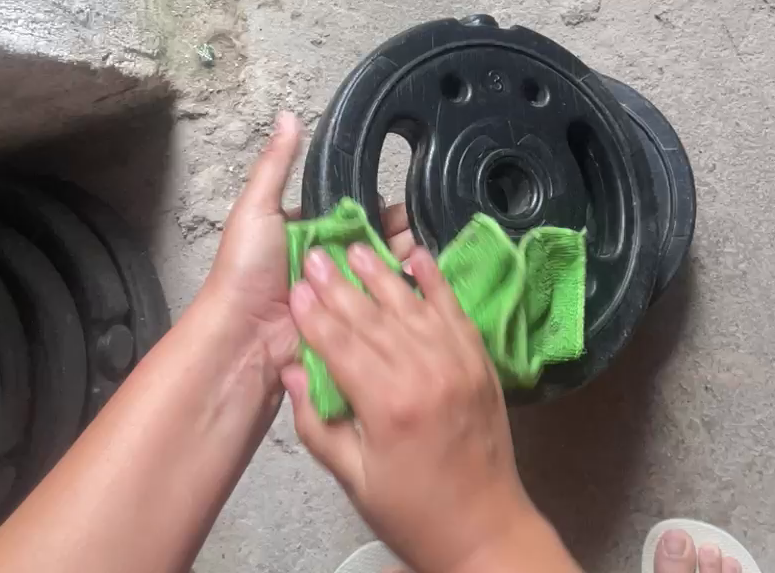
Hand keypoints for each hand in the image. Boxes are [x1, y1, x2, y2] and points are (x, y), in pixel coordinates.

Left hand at [201, 110, 419, 383]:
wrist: (243, 335)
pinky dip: (395, 289)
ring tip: (423, 248)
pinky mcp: (348, 318)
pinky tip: (416, 277)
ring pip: (379, 268)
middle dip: (397, 232)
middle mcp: (327, 259)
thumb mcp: (257, 209)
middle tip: (421, 226)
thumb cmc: (246, 270)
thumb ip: (276, 164)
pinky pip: (377, 300)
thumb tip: (288, 115)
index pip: (355, 213)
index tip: (406, 201)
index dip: (380, 207)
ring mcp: (338, 290)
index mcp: (309, 230)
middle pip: (372, 239)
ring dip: (400, 258)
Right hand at [283, 242, 547, 572]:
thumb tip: (290, 370)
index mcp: (388, 405)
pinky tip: (417, 256)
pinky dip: (435, 280)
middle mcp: (424, 371)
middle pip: (373, 318)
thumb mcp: (353, 478)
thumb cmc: (410, 509)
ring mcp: (457, 359)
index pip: (342, 345)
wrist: (483, 525)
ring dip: (381, 274)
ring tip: (356, 248)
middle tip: (317, 255)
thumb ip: (316, 424)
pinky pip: (453, 308)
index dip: (315, 315)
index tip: (296, 286)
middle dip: (340, 285)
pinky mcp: (479, 357)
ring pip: (411, 305)